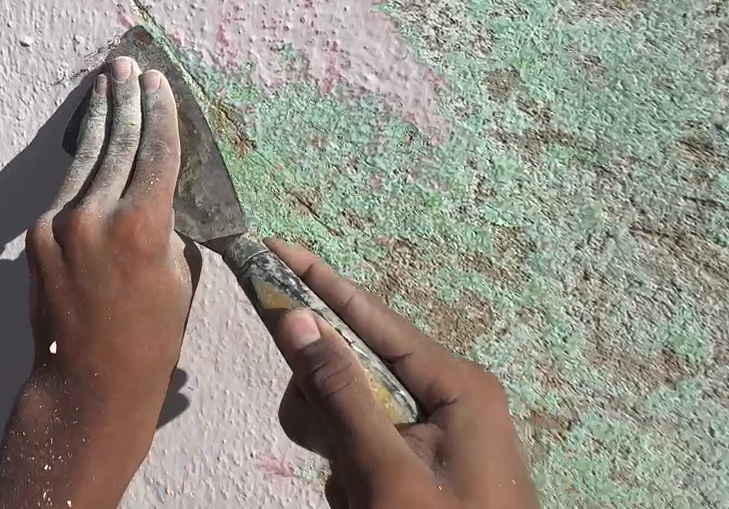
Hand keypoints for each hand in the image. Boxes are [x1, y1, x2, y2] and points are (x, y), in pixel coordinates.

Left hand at [0, 56, 199, 508]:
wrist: (85, 385)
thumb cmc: (150, 340)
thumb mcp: (179, 277)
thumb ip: (167, 223)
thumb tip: (157, 188)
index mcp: (143, 226)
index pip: (155, 153)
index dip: (160, 115)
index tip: (160, 83)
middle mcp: (96, 214)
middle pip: (116, 142)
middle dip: (126, 100)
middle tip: (127, 65)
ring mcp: (60, 221)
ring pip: (85, 156)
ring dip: (98, 116)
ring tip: (105, 82)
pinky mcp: (38, 233)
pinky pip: (68, 187)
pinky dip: (83, 161)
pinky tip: (91, 137)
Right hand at [268, 240, 537, 508]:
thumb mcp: (385, 473)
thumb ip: (338, 392)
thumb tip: (296, 317)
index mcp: (457, 384)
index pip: (370, 313)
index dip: (316, 278)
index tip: (272, 245)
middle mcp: (451, 391)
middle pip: (355, 358)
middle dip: (323, 396)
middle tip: (315, 439)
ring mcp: (440, 424)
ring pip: (352, 398)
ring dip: (335, 439)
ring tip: (353, 492)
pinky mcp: (427, 453)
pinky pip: (365, 431)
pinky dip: (350, 460)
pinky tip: (362, 498)